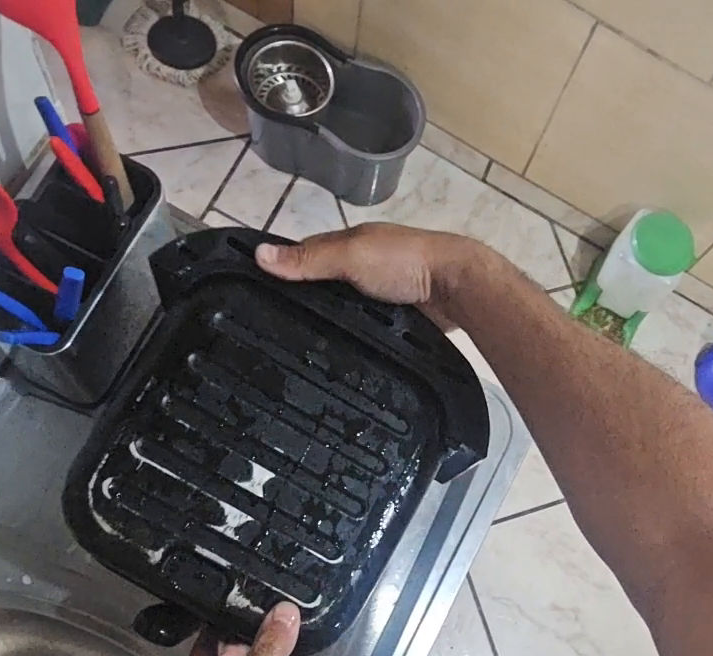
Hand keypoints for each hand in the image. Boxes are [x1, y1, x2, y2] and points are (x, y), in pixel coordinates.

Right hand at [254, 223, 486, 328]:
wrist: (455, 288)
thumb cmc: (403, 262)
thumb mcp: (350, 256)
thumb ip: (309, 258)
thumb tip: (257, 254)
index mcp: (350, 243)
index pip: (307, 255)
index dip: (285, 271)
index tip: (259, 295)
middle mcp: (364, 266)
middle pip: (326, 285)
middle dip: (306, 303)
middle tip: (276, 331)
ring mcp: (381, 293)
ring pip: (345, 309)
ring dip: (330, 324)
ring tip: (300, 350)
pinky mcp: (396, 318)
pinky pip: (366, 328)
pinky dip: (353, 337)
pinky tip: (338, 355)